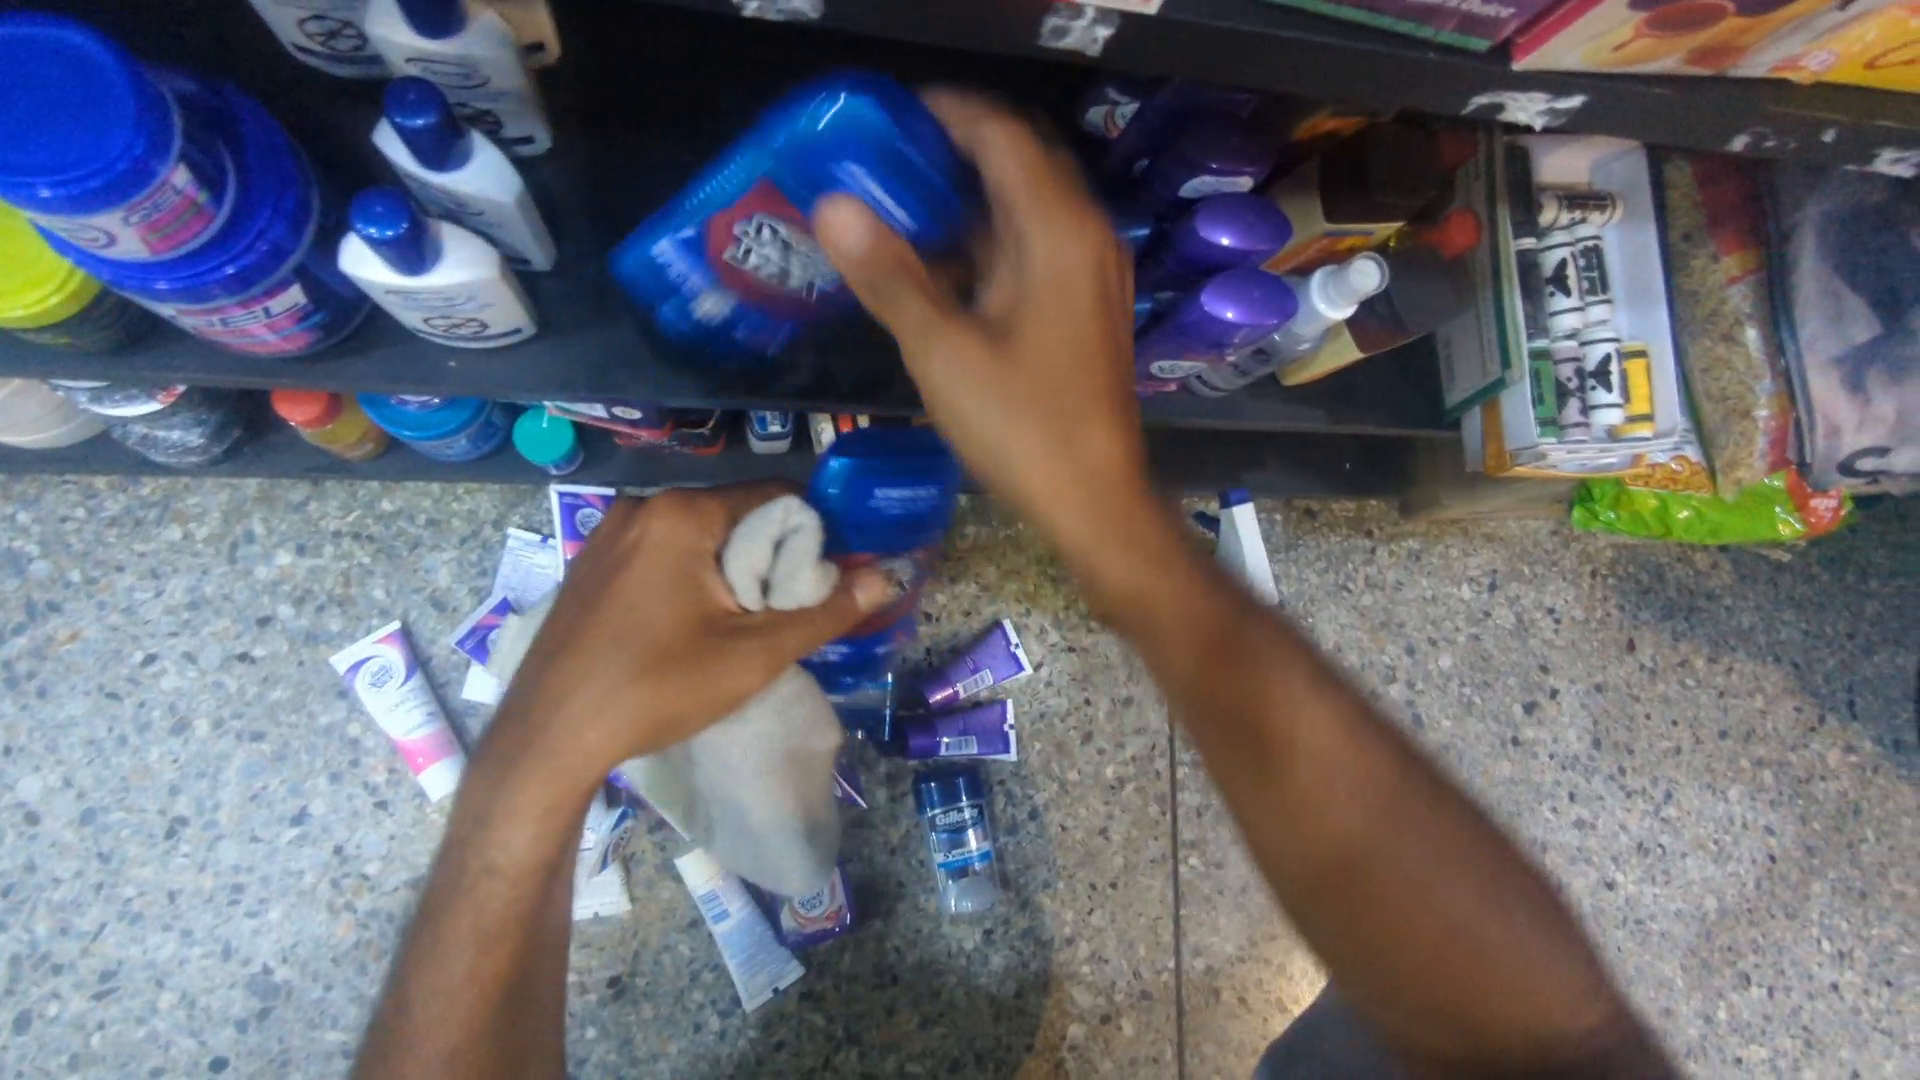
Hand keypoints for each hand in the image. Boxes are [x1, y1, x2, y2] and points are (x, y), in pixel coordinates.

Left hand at [487, 483, 889, 782]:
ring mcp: (608, 535)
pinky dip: (692, 577)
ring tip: (744, 623)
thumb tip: (888, 577)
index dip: (814, 535)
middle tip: (790, 609)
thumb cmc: (657, 688)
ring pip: (699, 536)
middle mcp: (643, 508)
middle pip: (737, 515)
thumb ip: (827, 611)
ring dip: (733, 570)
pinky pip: (662, 554)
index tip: (828, 578)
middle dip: (772, 557)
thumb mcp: (754, 653)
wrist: (549, 740)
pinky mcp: (591, 566)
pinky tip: (692, 625)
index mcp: (682, 513)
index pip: (777, 497)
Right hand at [813, 90, 1152, 549]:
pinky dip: (992, 250)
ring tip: (902, 215)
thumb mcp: (943, 352)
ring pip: (1027, 214)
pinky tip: (945, 275)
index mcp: (1057, 232)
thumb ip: (890, 277)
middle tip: (885, 167)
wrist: (1095, 501)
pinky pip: (1037, 254)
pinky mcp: (1088, 310)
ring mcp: (1093, 276)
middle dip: (953, 157)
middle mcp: (1086, 238)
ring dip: (969, 208)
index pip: (1001, 135)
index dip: (945, 115)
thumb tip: (831, 207)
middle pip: (1019, 166)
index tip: (887, 120)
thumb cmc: (1022, 427)